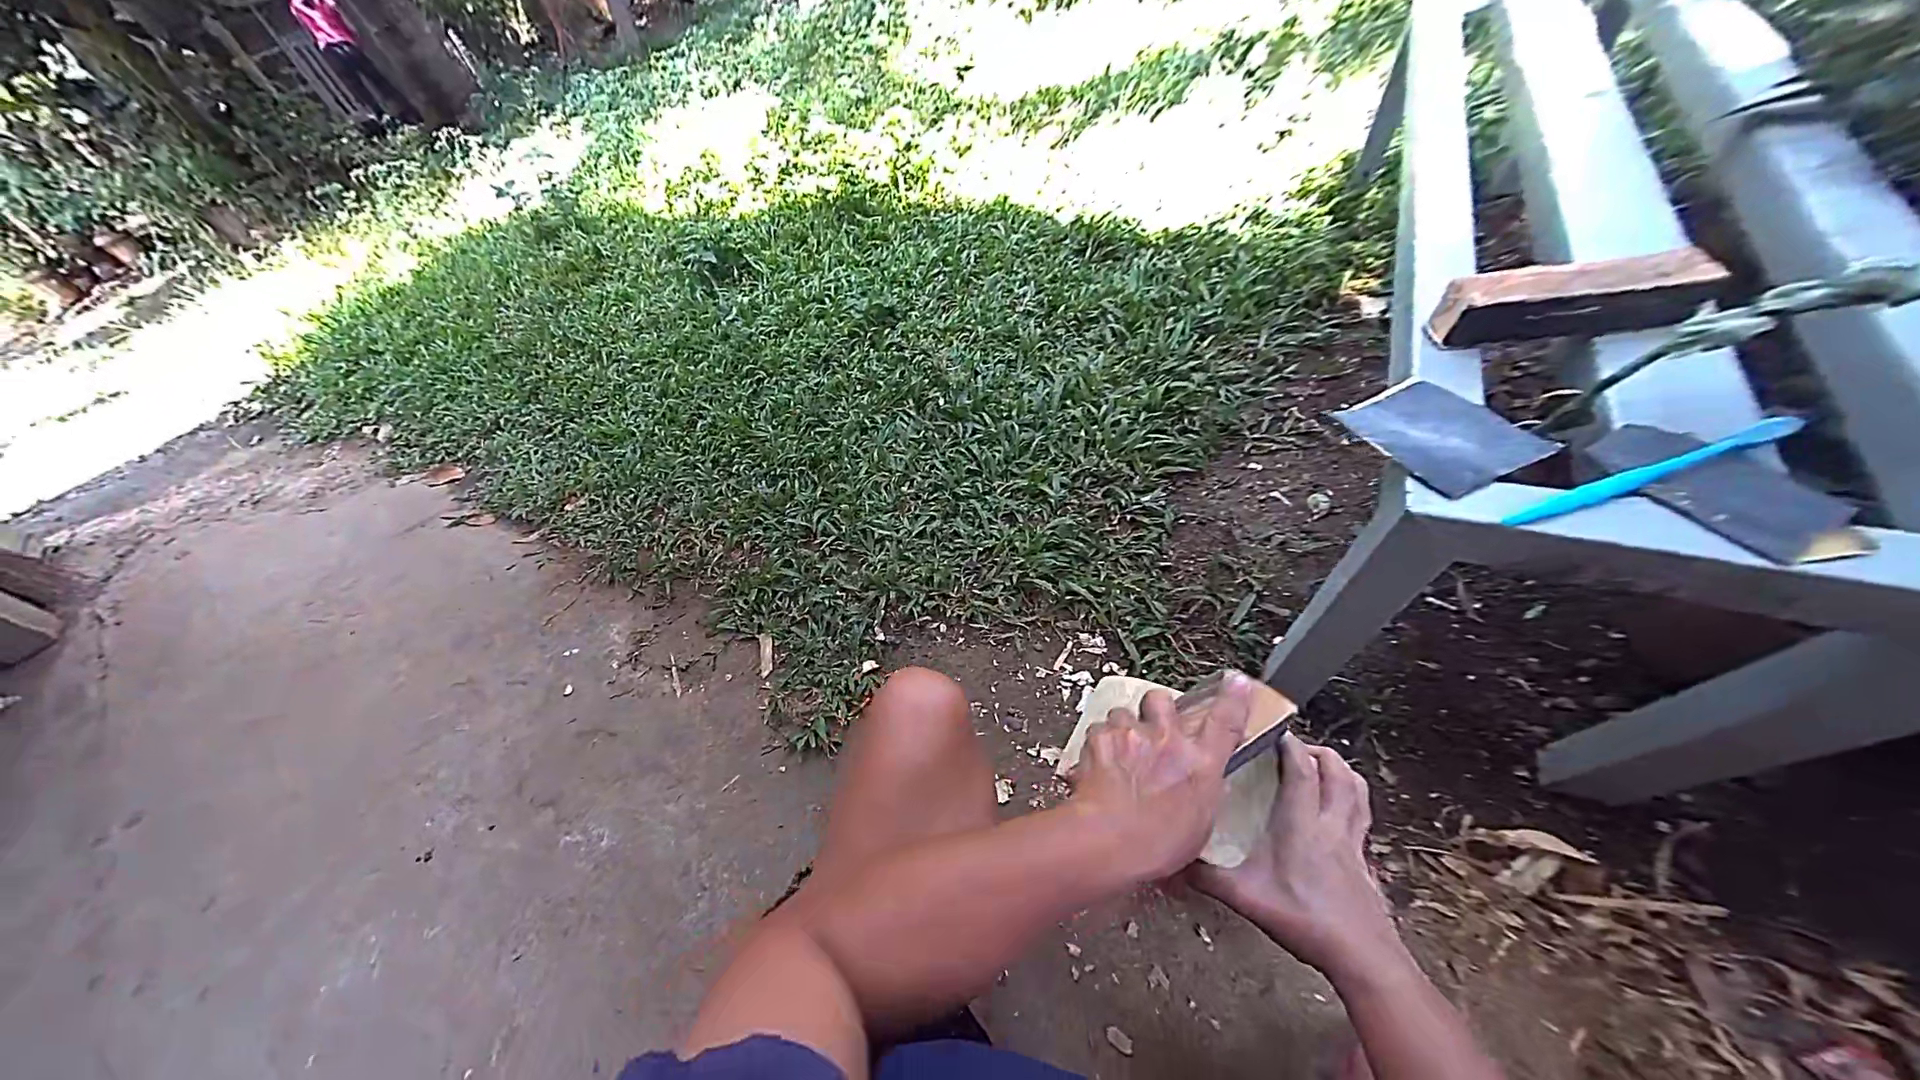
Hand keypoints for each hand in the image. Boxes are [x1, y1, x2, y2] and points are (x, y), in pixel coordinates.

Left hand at [1067, 673, 1251, 880]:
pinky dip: (1098, 742)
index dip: (1233, 697)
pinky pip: (1099, 729)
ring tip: (1119, 753)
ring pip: (1124, 712)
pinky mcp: (1102, 737)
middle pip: (1162, 699)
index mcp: (1201, 763)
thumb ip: (1202, 790)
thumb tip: (1201, 778)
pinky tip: (1099, 763)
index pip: (1226, 721)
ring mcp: (1132, 735)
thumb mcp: (1199, 823)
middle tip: (1150, 726)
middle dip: (1155, 707)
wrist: (1110, 840)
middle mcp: (1168, 740)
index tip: (1236, 681)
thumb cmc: (1156, 844)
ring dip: (1122, 727)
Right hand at [1188, 735, 1406, 983]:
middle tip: (1296, 748)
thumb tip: (1169, 862)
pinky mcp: (1365, 862)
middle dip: (1319, 751)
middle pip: (1338, 772)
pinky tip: (1337, 813)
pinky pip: (1362, 818)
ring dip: (1341, 771)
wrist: (1363, 959)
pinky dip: (1352, 802)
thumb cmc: (1306, 921)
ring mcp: (1353, 843)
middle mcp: (1331, 826)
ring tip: (1321, 767)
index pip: (1301, 770)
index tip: (1275, 730)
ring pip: (1357, 791)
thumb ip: (1206, 877)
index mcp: (1302, 825)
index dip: (1290, 744)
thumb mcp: (1246, 898)